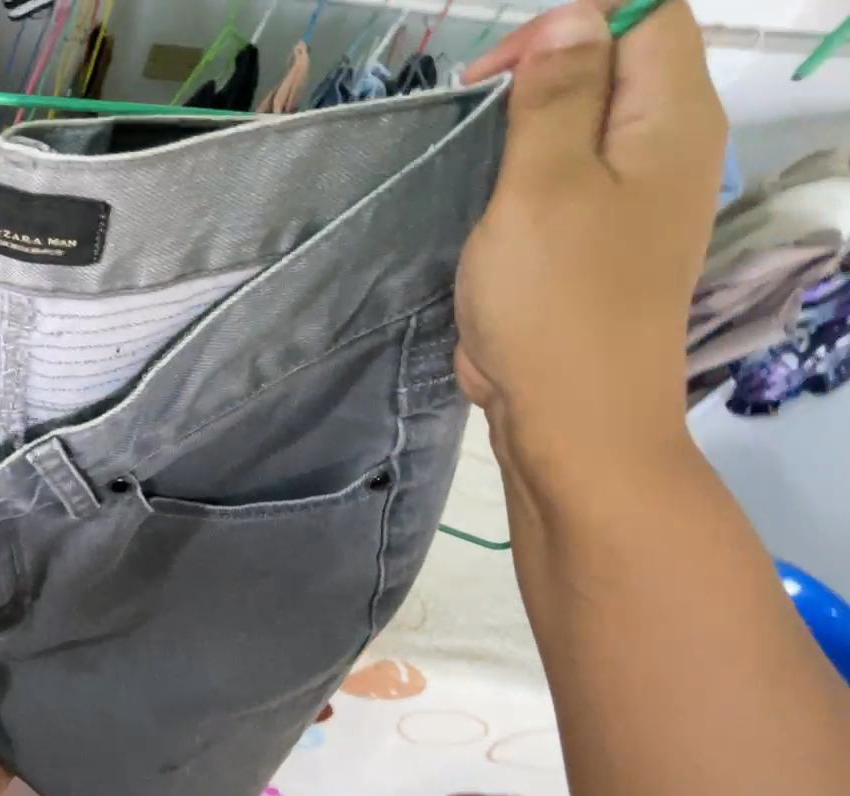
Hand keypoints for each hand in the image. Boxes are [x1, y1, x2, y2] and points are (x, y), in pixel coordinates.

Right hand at [455, 1, 725, 449]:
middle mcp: (668, 150)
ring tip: (474, 161)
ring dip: (530, 129)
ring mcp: (633, 200)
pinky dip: (527, 177)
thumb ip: (555, 100)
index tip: (491, 78)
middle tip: (474, 117)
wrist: (570, 408)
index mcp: (671, 121)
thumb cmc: (553, 297)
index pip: (644, 18)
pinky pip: (570, 181)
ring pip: (588, 128)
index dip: (569, 26)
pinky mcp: (596, 243)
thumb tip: (570, 22)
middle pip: (619, 67)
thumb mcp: (542, 189)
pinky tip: (490, 207)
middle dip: (544, 73)